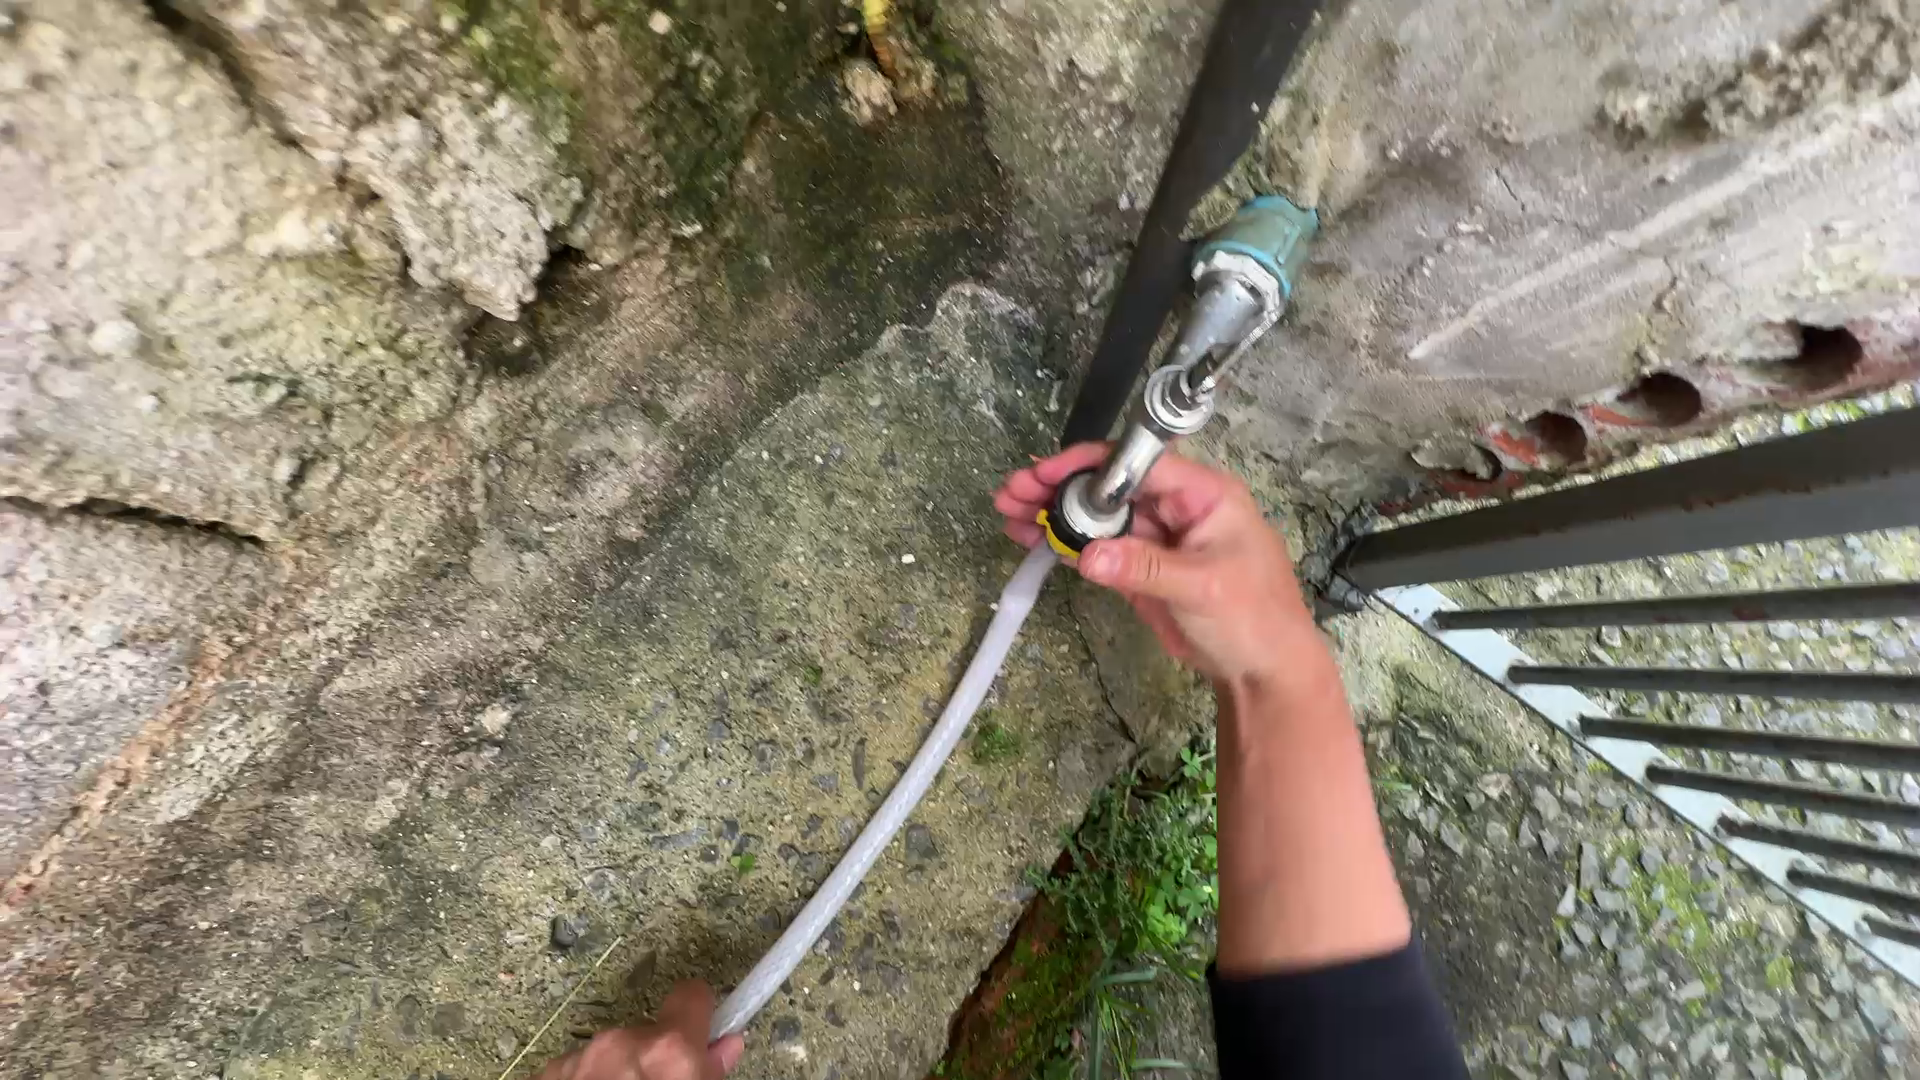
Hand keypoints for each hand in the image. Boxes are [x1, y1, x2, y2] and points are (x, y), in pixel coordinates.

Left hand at [533, 982, 744, 1079]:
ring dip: (612, 1079)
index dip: (696, 1018)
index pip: (692, 995)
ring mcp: (575, 1062)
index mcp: (669, 1050)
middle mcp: (621, 1043)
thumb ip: (709, 1075)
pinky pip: (571, 1075)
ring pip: (606, 1058)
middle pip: (646, 1035)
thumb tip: (725, 1048)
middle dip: (650, 1064)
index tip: (696, 1044)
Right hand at [994, 443, 1316, 685]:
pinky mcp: (1136, 567)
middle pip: (1108, 486)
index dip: (1089, 465)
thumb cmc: (1252, 617)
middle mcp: (1173, 508)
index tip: (1046, 474)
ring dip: (1053, 513)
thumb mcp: (1202, 587)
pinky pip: (1096, 547)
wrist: (1261, 670)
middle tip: (1012, 492)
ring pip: (1096, 516)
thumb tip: (1086, 555)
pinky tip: (1030, 538)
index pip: (1138, 464)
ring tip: (1009, 513)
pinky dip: (1063, 543)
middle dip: (1059, 487)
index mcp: (1201, 495)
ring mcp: (1152, 538)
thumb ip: (1143, 567)